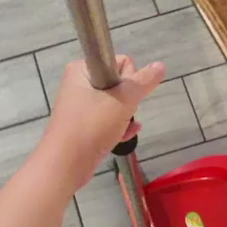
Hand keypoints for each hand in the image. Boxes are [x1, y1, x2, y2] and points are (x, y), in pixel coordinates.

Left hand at [40, 56, 164, 173]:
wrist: (66, 165)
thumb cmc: (92, 126)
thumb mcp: (122, 101)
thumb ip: (143, 82)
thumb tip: (160, 66)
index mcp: (82, 69)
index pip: (120, 62)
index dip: (129, 79)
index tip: (123, 96)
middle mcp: (79, 84)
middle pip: (119, 83)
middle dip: (127, 100)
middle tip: (119, 113)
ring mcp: (80, 105)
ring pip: (115, 103)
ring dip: (124, 115)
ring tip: (119, 127)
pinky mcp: (83, 124)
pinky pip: (107, 119)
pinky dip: (118, 126)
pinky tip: (125, 135)